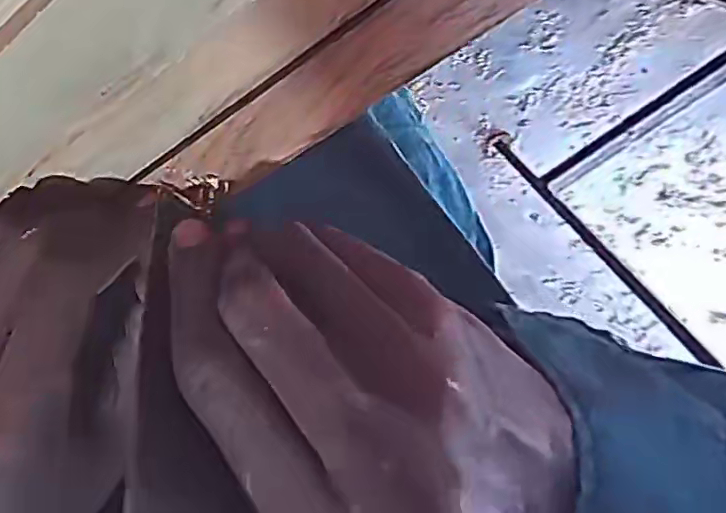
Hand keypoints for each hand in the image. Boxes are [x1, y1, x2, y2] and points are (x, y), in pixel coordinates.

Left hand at [0, 178, 157, 512]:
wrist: (18, 503)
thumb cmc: (82, 481)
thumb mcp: (127, 425)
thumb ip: (140, 331)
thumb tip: (157, 240)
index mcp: (9, 408)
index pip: (54, 278)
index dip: (109, 231)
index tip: (153, 214)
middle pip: (21, 240)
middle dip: (91, 208)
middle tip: (140, 203)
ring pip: (2, 227)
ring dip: (65, 203)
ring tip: (113, 209)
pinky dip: (41, 213)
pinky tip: (78, 220)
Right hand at [167, 220, 576, 512]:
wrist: (548, 496)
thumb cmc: (406, 502)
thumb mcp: (314, 501)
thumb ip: (253, 429)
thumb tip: (201, 301)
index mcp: (315, 510)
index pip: (213, 380)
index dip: (183, 300)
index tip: (178, 254)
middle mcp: (367, 446)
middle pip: (251, 307)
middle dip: (219, 260)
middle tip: (216, 245)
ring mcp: (417, 375)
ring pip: (299, 257)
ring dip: (266, 240)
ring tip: (264, 250)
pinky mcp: (449, 323)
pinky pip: (348, 247)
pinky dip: (314, 239)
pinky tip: (311, 253)